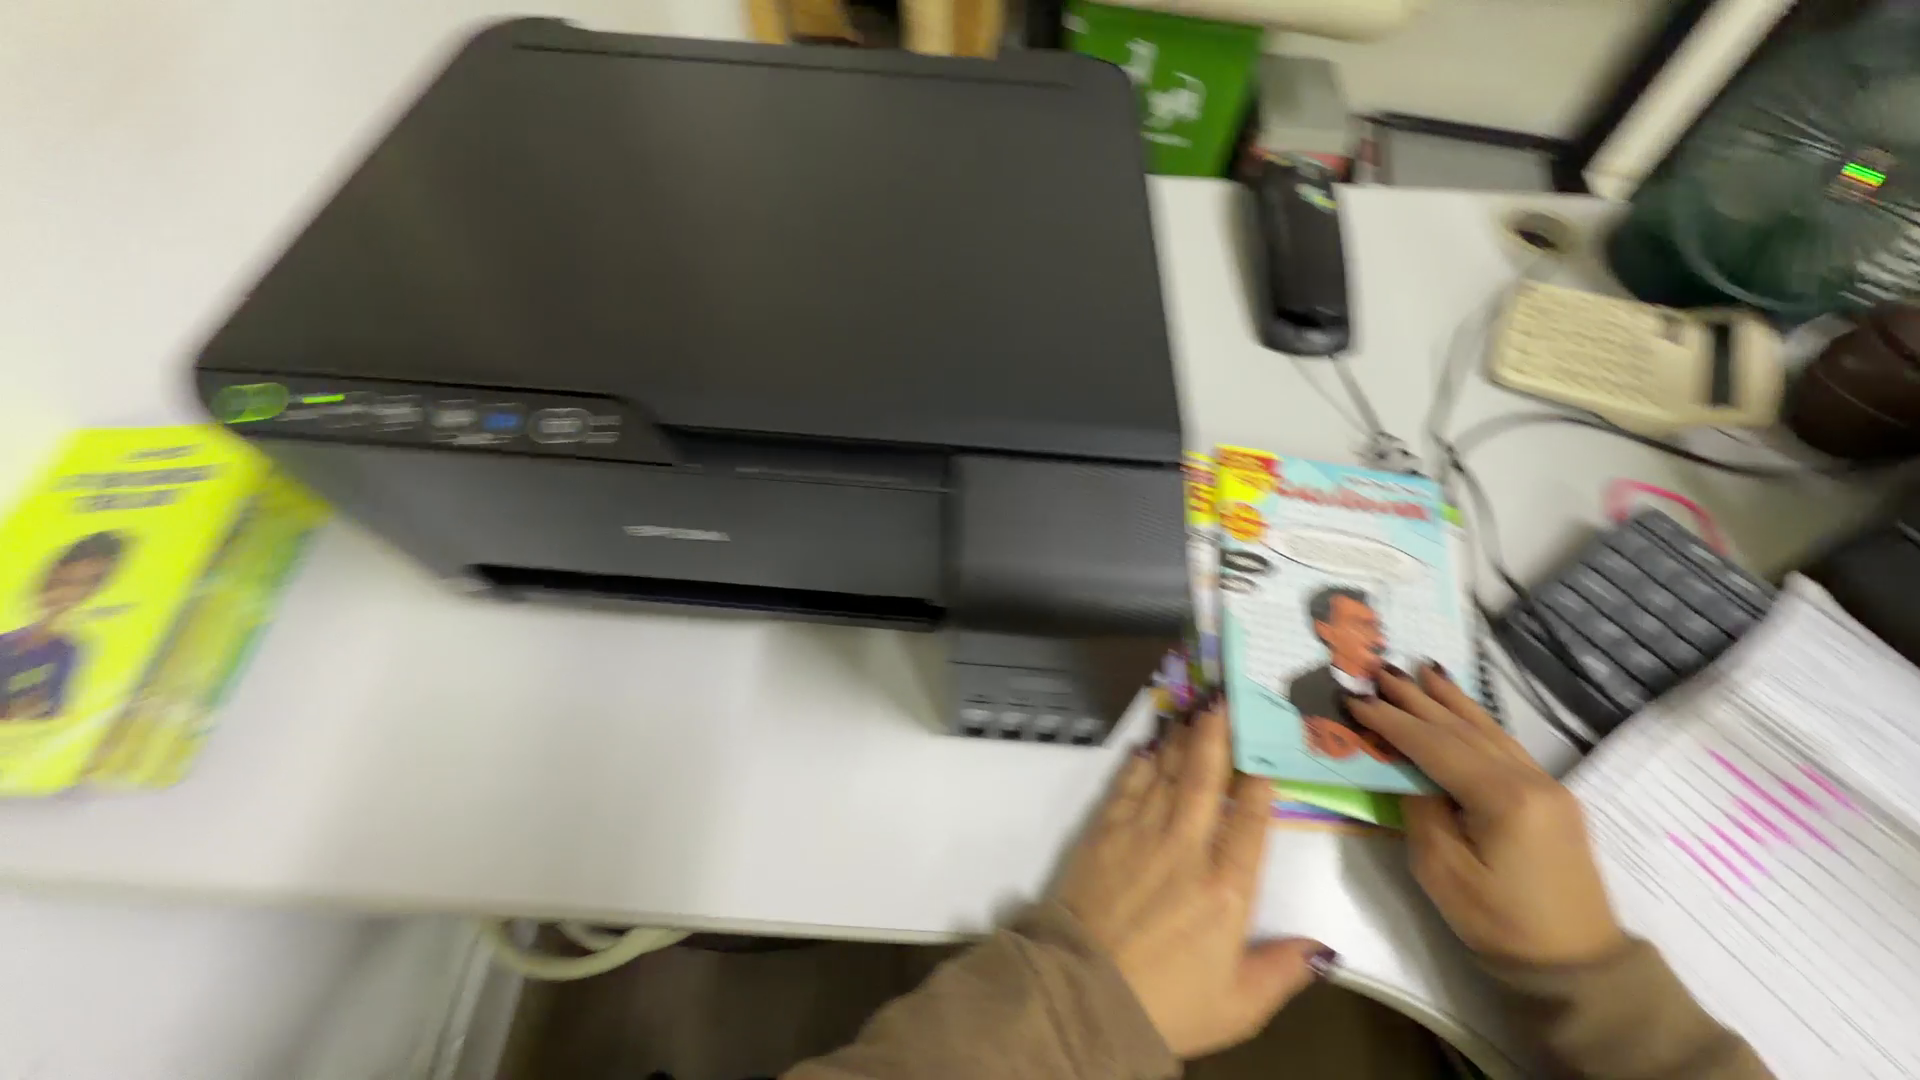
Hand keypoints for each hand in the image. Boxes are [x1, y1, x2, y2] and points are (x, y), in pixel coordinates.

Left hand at [1053, 706, 1333, 1058]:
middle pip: (1208, 781)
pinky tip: (1148, 744)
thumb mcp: (1238, 1004)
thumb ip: (1283, 970)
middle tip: (1225, 698)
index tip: (1266, 755)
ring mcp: (1142, 835)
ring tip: (1194, 706)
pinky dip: (1139, 762)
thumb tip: (1325, 948)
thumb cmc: (1167, 1003)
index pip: (1251, 823)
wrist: (1085, 994)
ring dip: (1183, 738)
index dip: (1260, 785)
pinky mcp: (1105, 833)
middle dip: (1218, 736)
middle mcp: (1187, 849)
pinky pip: (1127, 786)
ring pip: (1169, 774)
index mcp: (1227, 889)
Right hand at [1348, 665, 1625, 966]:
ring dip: (1449, 700)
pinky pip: (1504, 745)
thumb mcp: (1441, 870)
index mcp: (1504, 798)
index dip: (1391, 721)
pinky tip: (1461, 708)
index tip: (1355, 700)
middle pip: (1462, 729)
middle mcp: (1530, 780)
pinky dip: (1476, 720)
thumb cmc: (1499, 921)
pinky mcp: (1551, 797)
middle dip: (1417, 699)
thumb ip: (1421, 809)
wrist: (1575, 964)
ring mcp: (1547, 786)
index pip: (1434, 746)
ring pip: (1487, 730)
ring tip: (1421, 669)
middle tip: (1379, 669)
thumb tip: (1409, 773)